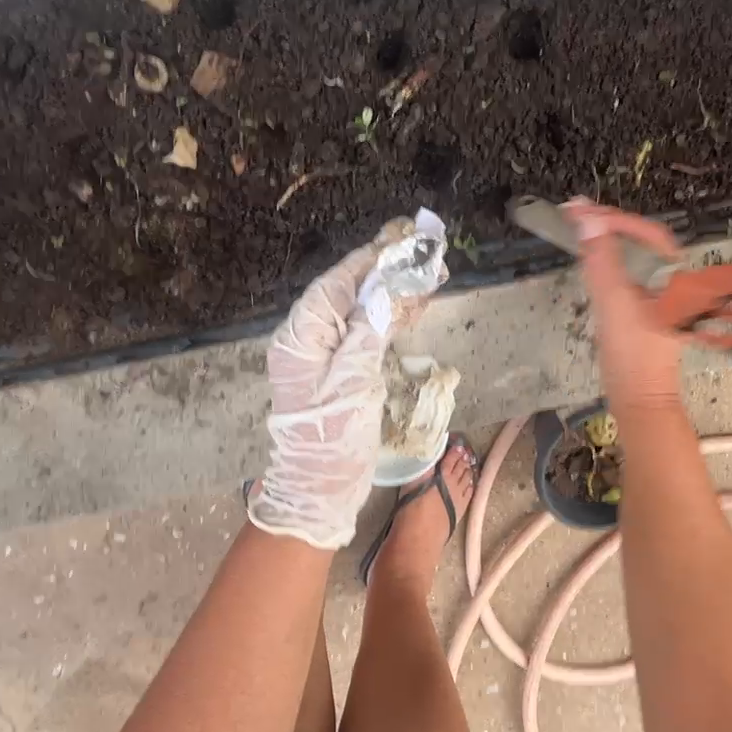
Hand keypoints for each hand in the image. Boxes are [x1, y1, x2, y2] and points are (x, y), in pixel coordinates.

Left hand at [248, 222, 406, 549]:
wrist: (320, 489)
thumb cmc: (331, 437)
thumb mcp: (352, 380)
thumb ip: (367, 330)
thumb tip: (385, 289)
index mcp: (301, 338)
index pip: (334, 285)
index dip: (367, 261)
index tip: (399, 241)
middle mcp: (309, 340)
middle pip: (349, 295)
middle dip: (387, 275)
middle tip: (425, 258)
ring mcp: (324, 357)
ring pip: (360, 313)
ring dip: (393, 295)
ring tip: (430, 276)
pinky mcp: (340, 371)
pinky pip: (364, 335)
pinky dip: (388, 320)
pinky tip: (413, 307)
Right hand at [565, 199, 686, 412]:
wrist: (639, 401)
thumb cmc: (632, 357)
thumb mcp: (614, 305)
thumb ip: (602, 261)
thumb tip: (588, 220)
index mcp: (674, 279)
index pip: (646, 233)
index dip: (613, 218)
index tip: (580, 210)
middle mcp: (671, 283)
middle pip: (641, 241)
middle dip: (609, 224)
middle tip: (575, 212)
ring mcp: (658, 297)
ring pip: (633, 257)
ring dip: (606, 240)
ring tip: (578, 227)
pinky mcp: (644, 309)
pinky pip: (627, 274)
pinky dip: (607, 261)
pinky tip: (590, 257)